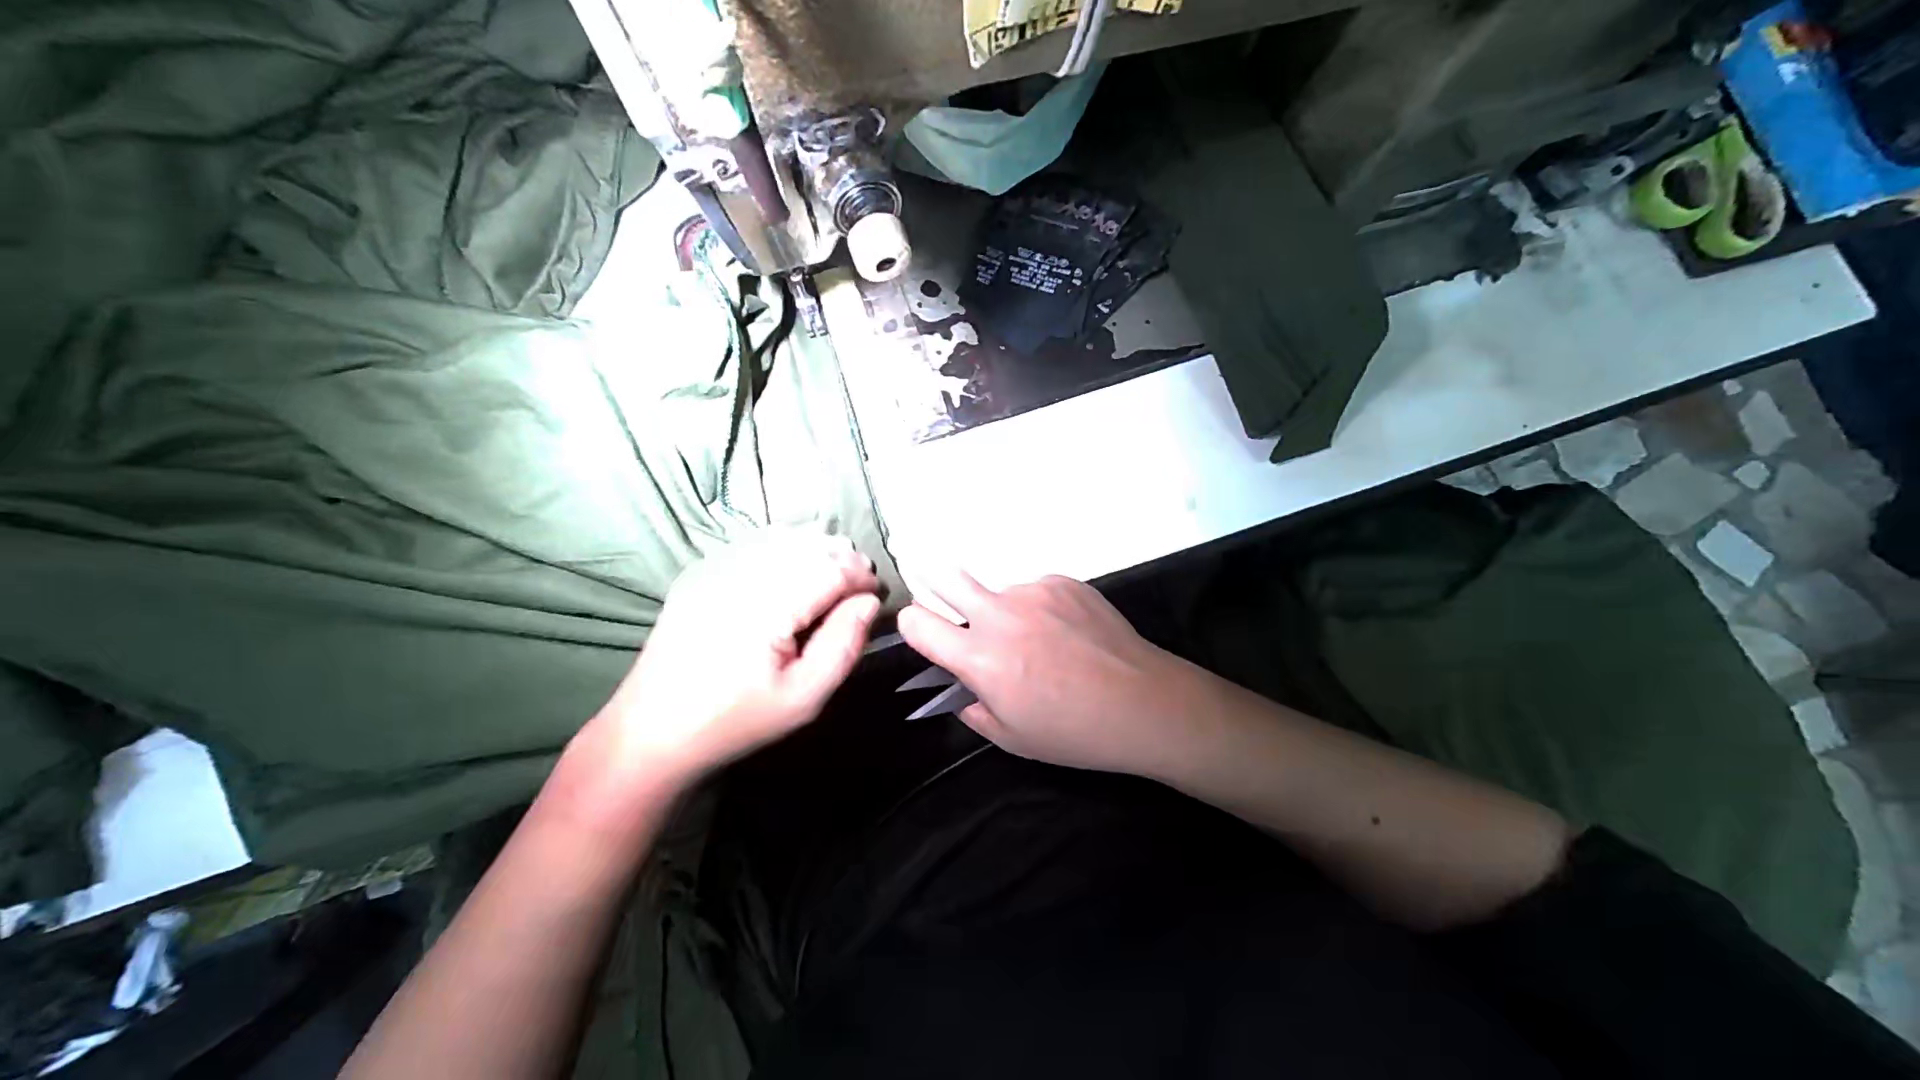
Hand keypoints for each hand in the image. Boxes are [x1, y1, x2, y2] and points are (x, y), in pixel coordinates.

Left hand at [584, 532, 881, 789]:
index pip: (832, 567)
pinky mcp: (699, 570)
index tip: (876, 595)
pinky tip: (790, 576)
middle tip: (855, 591)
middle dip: (843, 560)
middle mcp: (740, 574)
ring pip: (783, 536)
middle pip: (810, 543)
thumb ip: (843, 645)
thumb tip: (869, 602)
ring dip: (815, 551)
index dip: (863, 576)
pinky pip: (754, 542)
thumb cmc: (736, 720)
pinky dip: (783, 549)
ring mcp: (714, 567)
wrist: (652, 728)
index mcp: (767, 607)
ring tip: (828, 582)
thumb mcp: (804, 698)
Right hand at [896, 571, 1210, 776]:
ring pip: (998, 591)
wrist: (1145, 703)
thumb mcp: (1011, 737)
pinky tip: (1065, 634)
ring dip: (1002, 610)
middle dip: (937, 589)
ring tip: (1038, 642)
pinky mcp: (1064, 582)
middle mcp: (1000, 615)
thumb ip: (970, 706)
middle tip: (956, 611)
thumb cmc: (1073, 731)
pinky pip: (1035, 590)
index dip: (912, 626)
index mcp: (980, 658)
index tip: (924, 634)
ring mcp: (1034, 592)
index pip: (916, 622)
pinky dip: (1039, 608)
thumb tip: (958, 683)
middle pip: (944, 577)